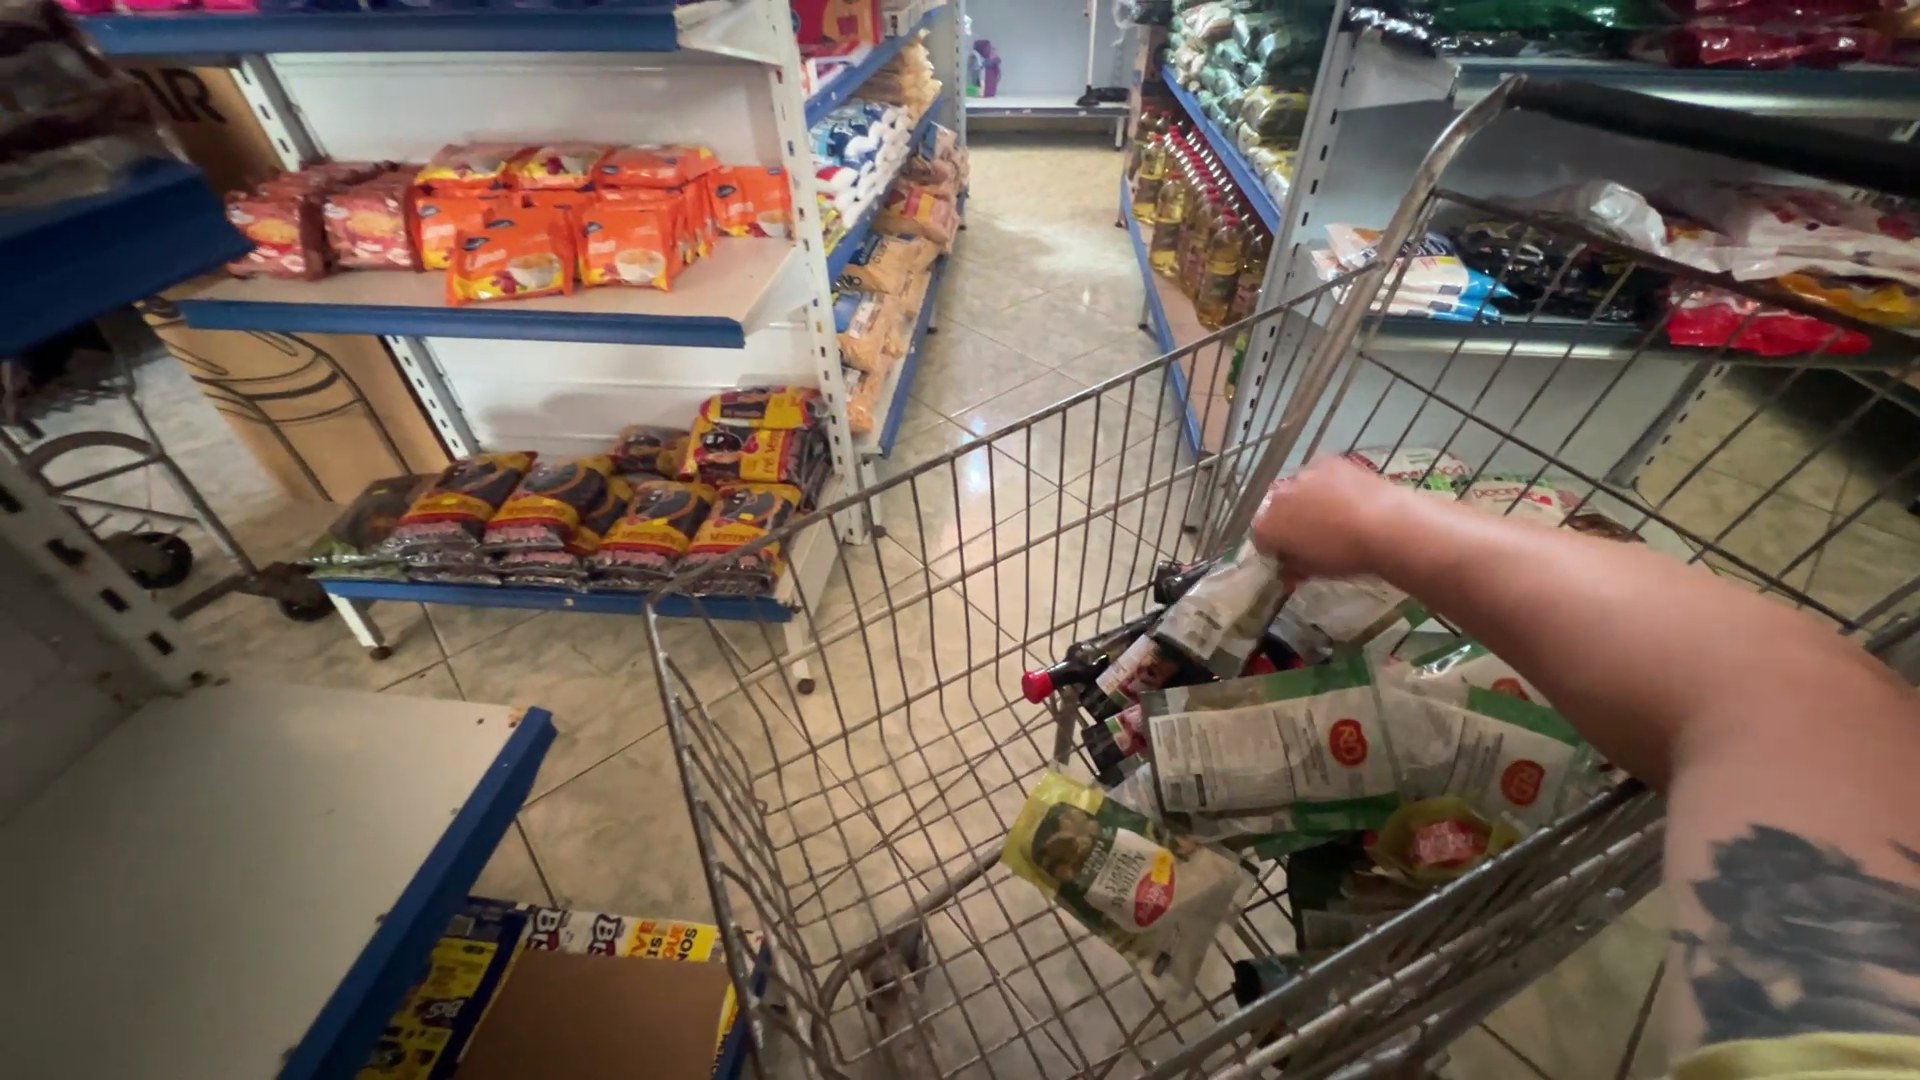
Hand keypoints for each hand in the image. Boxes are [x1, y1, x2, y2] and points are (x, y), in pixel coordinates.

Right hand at [1249, 457, 1409, 578]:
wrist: (1387, 527)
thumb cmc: (1347, 556)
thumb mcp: (1316, 571)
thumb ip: (1294, 567)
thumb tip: (1287, 570)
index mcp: (1268, 527)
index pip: (1262, 538)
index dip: (1277, 547)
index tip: (1293, 553)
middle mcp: (1276, 498)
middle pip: (1276, 510)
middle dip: (1289, 520)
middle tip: (1314, 532)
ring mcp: (1301, 476)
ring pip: (1296, 489)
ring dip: (1305, 499)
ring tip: (1334, 511)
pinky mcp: (1325, 461)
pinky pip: (1318, 472)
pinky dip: (1325, 482)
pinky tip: (1345, 493)